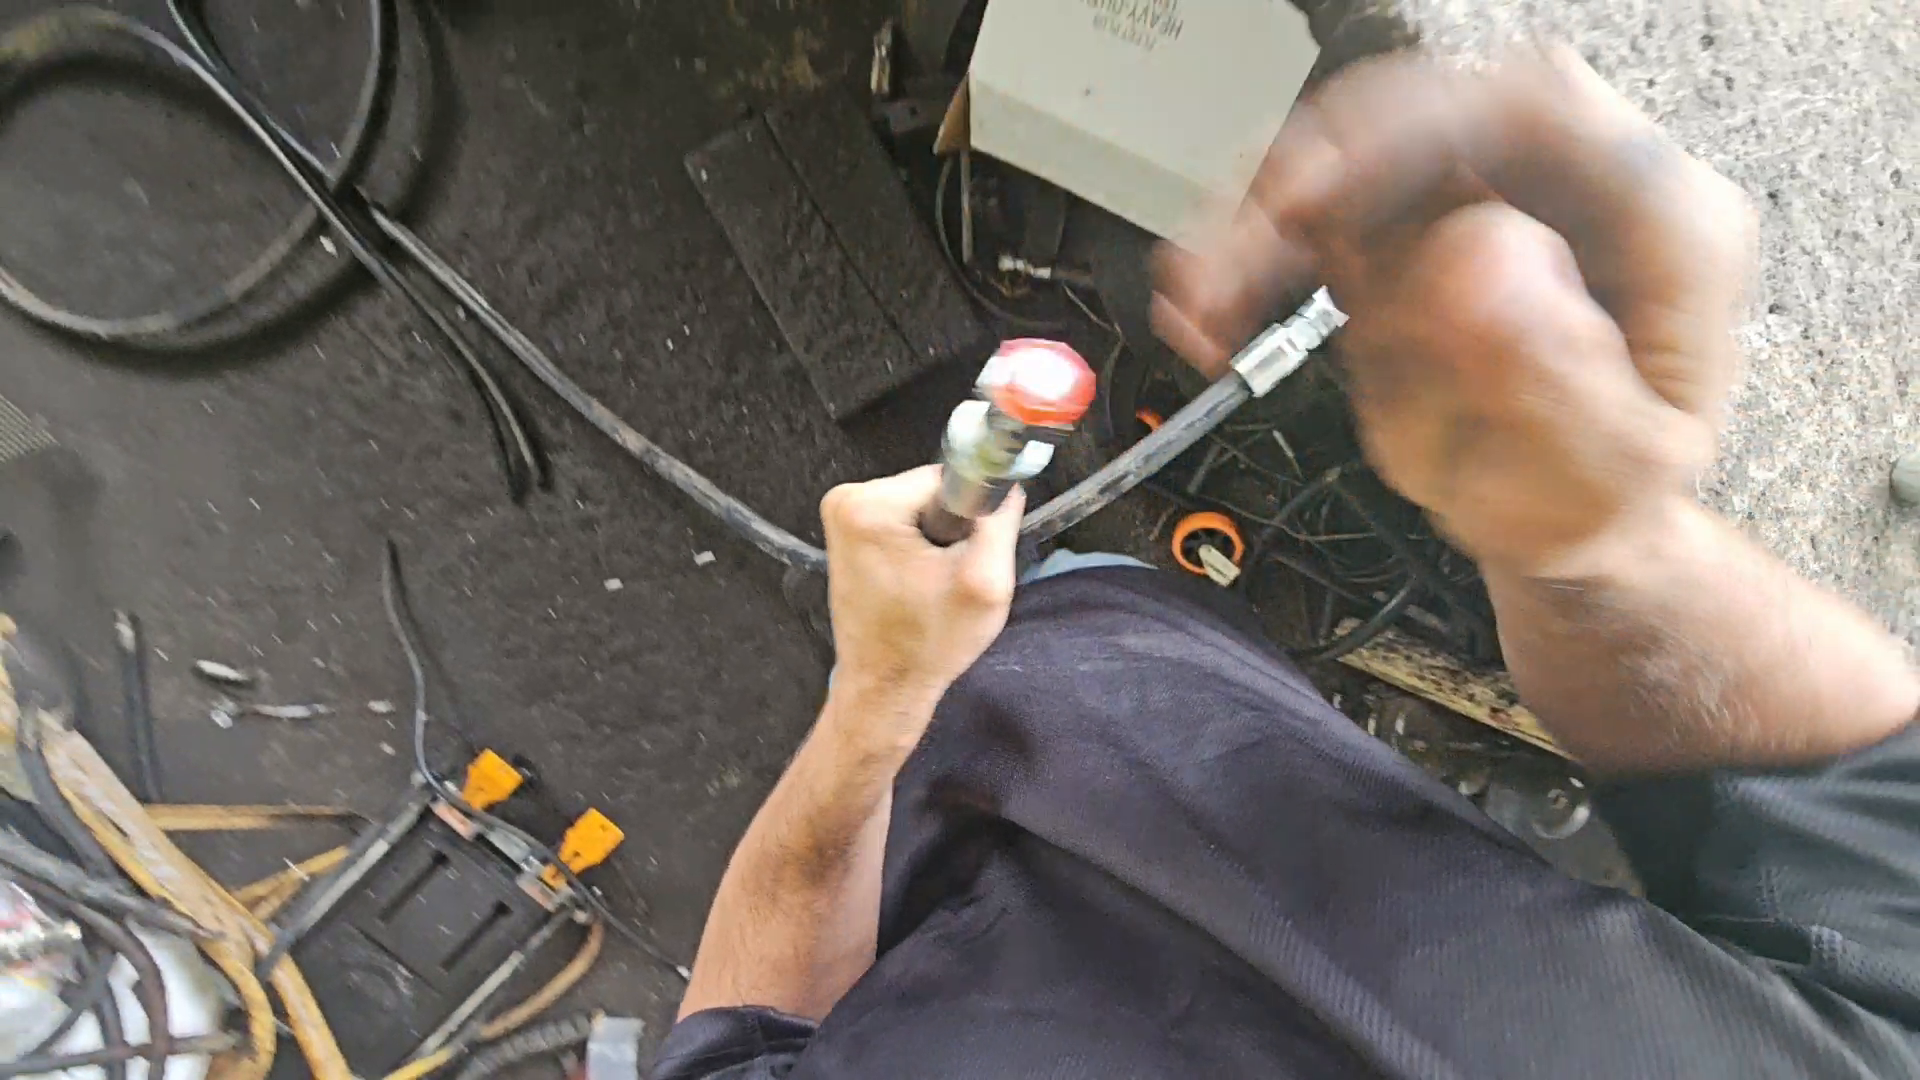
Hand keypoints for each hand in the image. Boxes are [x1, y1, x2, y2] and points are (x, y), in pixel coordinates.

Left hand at [820, 466, 1022, 745]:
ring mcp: (842, 516)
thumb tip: (1007, 483)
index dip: (970, 516)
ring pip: (920, 505)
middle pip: (932, 489)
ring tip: (930, 583)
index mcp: (870, 506)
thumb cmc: (928, 643)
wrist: (885, 685)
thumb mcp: (985, 584)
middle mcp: (846, 501)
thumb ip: (1000, 523)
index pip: (948, 479)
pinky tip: (915, 582)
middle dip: (951, 528)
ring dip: (936, 539)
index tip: (963, 556)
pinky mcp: (848, 533)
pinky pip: (903, 520)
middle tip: (948, 575)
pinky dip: (918, 547)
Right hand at [1154, 49, 1755, 575]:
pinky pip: (1308, 239)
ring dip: (1248, 234)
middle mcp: (1542, 199)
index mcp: (1639, 219)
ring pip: (1338, 180)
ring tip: (1190, 308)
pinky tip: (1210, 317)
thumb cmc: (1587, 502)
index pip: (1519, 114)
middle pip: (1406, 130)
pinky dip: (1248, 272)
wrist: (1551, 519)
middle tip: (1213, 269)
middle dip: (1291, 187)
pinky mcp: (1395, 261)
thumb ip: (1554, 368)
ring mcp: (1457, 225)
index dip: (1394, 137)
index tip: (1295, 203)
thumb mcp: (1597, 466)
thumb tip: (1470, 251)